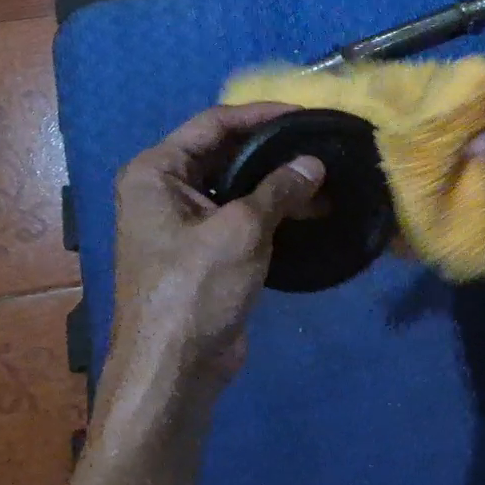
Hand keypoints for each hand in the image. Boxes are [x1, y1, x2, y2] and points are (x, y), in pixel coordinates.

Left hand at [112, 103, 324, 381]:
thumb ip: (280, 188)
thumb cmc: (196, 289)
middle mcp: (165, 189)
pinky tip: (313, 211)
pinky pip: (243, 216)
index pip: (214, 123)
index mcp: (157, 172)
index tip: (307, 113)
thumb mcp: (242, 230)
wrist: (175, 370)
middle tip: (322, 143)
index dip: (261, 115)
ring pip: (238, 186)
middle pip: (226, 152)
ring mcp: (185, 222)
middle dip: (274, 150)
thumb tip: (315, 162)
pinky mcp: (206, 251)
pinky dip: (274, 211)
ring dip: (279, 183)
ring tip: (328, 180)